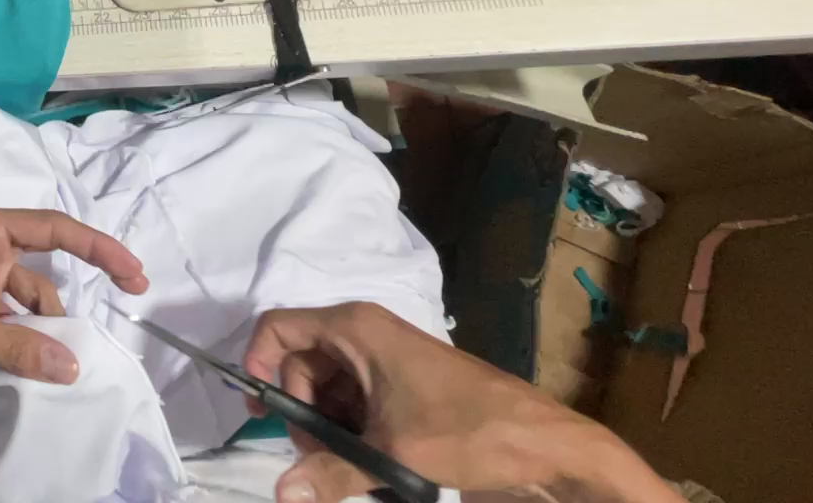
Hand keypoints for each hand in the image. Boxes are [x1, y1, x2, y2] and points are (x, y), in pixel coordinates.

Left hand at [0, 203, 148, 384]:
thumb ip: (14, 347)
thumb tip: (72, 365)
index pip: (51, 227)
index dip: (96, 245)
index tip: (132, 268)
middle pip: (48, 255)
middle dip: (86, 273)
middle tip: (130, 292)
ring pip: (32, 292)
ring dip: (49, 320)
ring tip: (64, 352)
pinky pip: (14, 313)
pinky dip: (28, 333)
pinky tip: (38, 358)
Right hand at [243, 303, 681, 502]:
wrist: (553, 447)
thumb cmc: (468, 434)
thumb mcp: (395, 456)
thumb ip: (332, 472)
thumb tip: (282, 494)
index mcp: (352, 327)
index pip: (278, 327)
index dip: (259, 362)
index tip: (261, 410)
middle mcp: (362, 330)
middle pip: (301, 359)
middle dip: (301, 407)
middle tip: (315, 454)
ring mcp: (383, 352)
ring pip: (328, 381)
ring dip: (328, 422)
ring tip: (349, 463)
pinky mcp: (402, 376)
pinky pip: (356, 392)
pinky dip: (353, 424)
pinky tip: (370, 457)